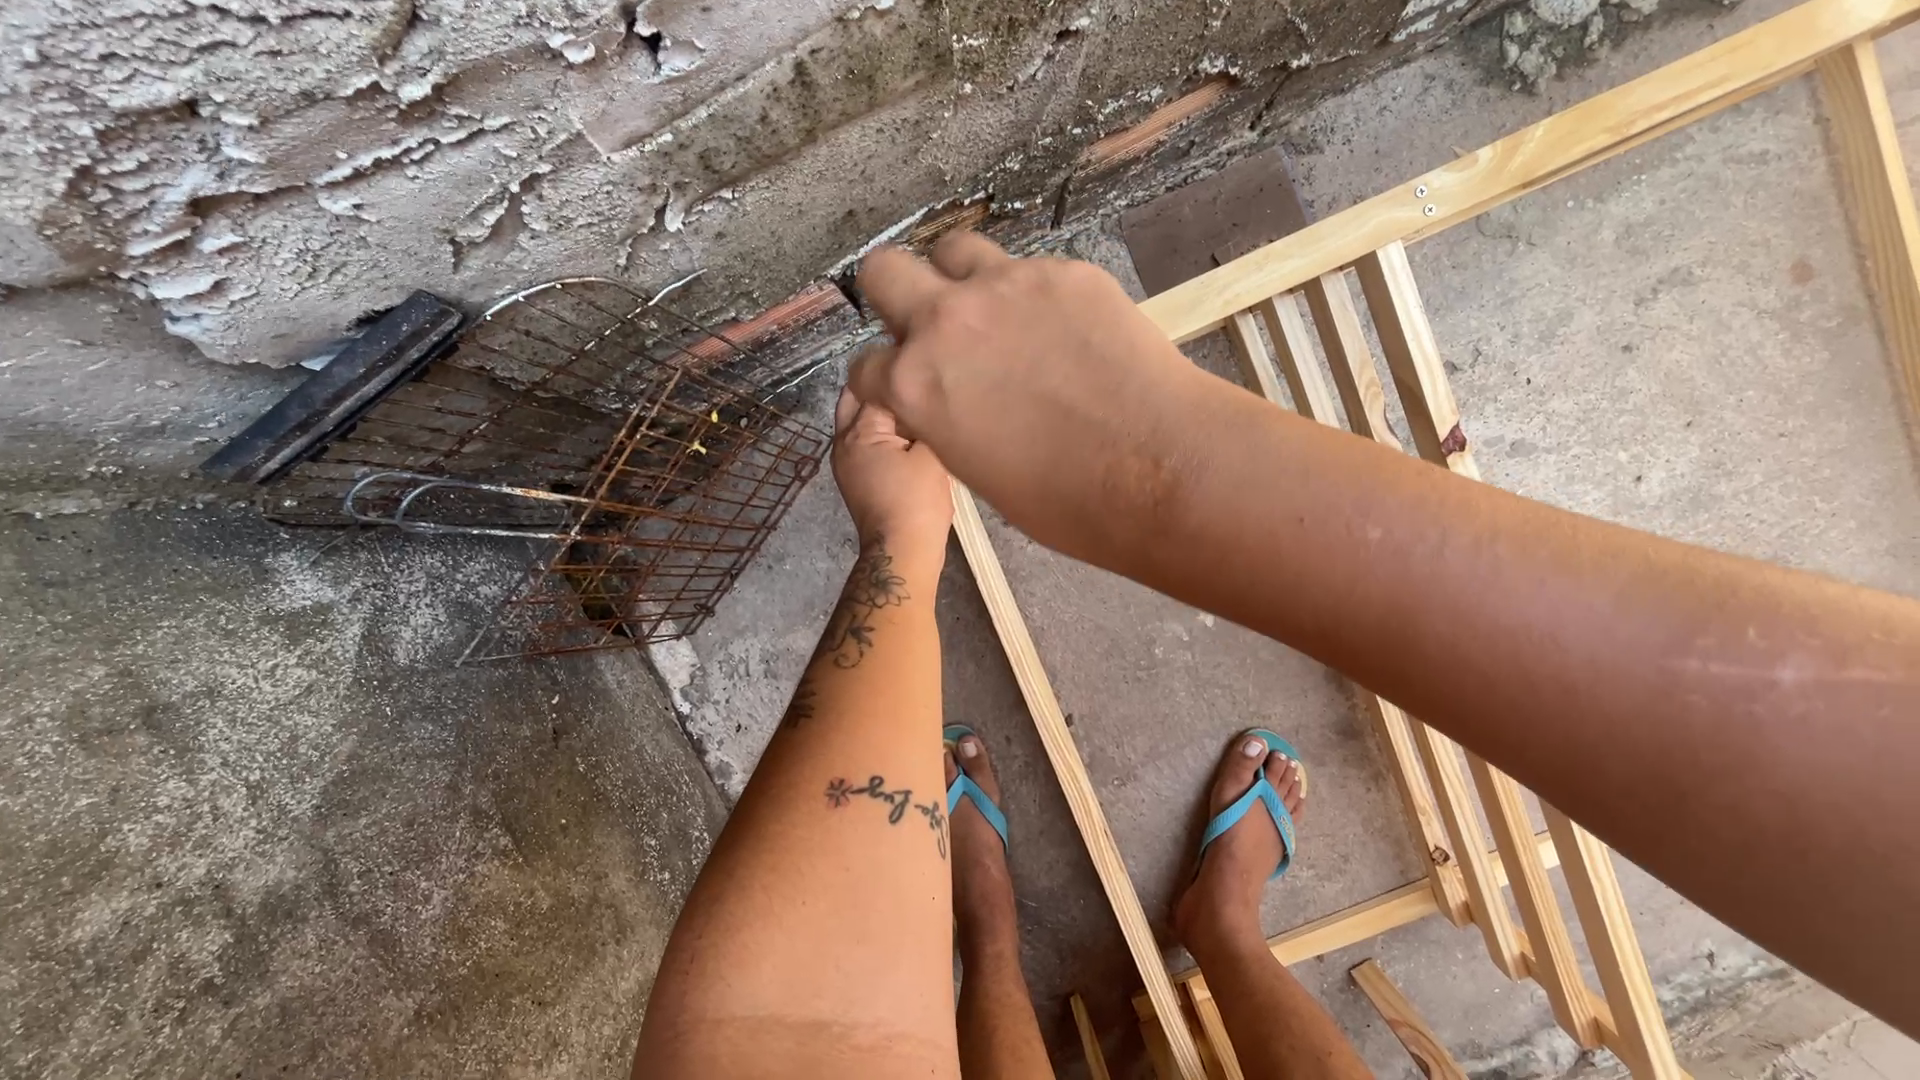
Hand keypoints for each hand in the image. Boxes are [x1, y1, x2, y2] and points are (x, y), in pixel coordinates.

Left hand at [831, 387, 951, 555]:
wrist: (902, 551)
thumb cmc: (917, 501)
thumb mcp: (930, 453)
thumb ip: (923, 420)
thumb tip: (921, 401)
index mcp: (858, 431)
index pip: (877, 386)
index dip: (900, 374)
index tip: (920, 365)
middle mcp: (842, 443)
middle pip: (855, 400)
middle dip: (879, 387)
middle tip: (911, 380)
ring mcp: (844, 464)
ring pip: (858, 424)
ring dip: (879, 412)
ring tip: (914, 406)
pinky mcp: (854, 481)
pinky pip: (864, 445)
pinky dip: (880, 434)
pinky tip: (908, 436)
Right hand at [847, 231, 1215, 570]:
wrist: (1159, 467)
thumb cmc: (1066, 500)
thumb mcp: (977, 470)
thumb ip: (946, 417)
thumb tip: (955, 399)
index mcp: (914, 385)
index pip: (864, 365)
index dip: (884, 378)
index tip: (906, 385)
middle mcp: (945, 322)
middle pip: (884, 271)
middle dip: (894, 295)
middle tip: (928, 323)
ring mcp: (1005, 286)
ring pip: (956, 250)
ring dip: (962, 279)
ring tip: (997, 313)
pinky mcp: (1064, 272)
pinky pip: (1030, 270)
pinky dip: (1034, 295)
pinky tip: (1066, 330)